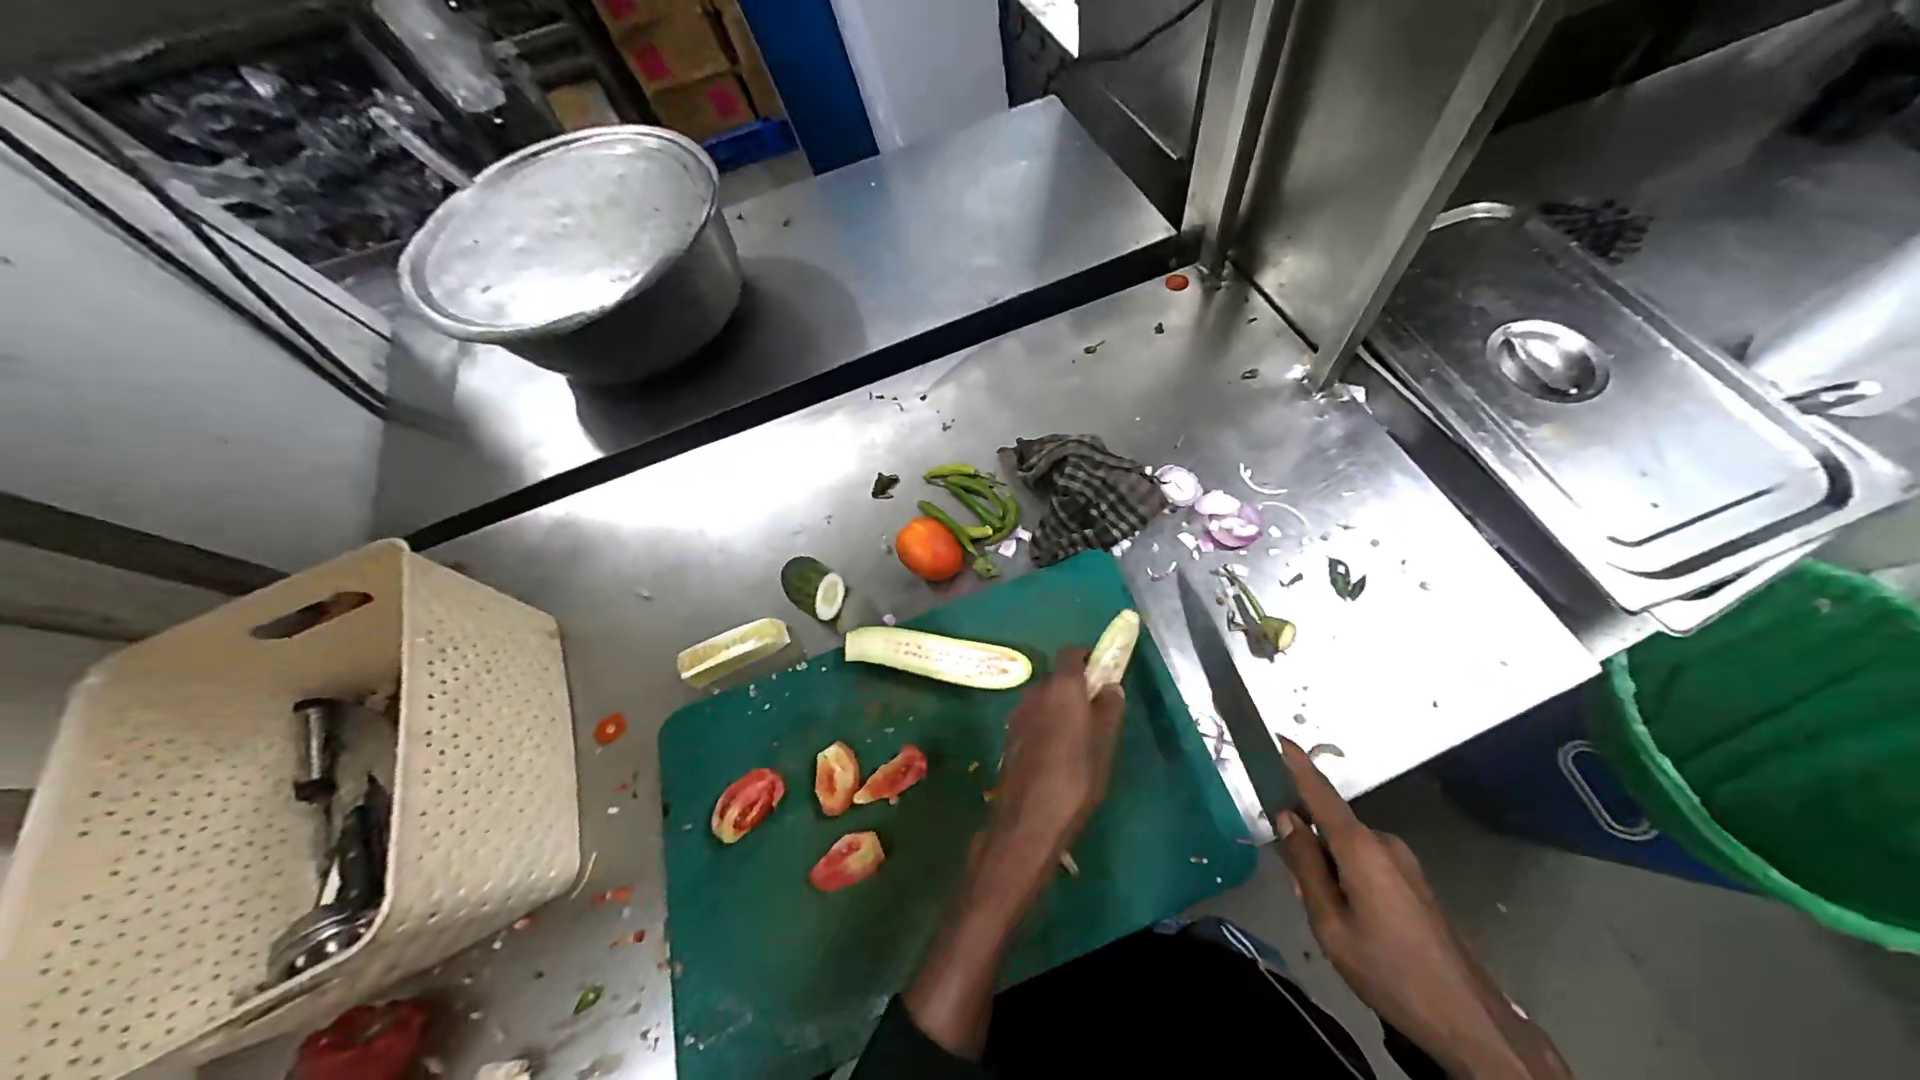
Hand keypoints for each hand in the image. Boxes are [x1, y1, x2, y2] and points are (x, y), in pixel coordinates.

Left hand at [986, 647, 1126, 858]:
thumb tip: (1111, 686)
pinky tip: (1056, 754)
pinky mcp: (1008, 738)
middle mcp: (1034, 692)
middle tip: (1096, 711)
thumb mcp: (1105, 743)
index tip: (1103, 671)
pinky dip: (1045, 725)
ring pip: (1042, 700)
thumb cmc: (1077, 776)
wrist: (1030, 818)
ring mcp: (1017, 715)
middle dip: (1074, 687)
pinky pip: (1032, 720)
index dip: (1087, 657)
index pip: (1071, 653)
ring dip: (1058, 708)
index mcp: (1061, 686)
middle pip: (1056, 678)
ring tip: (1078, 737)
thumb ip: (1109, 709)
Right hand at [1274, 739, 1571, 1079]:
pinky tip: (1351, 919)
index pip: (1320, 794)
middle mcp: (1384, 844)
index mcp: (1361, 848)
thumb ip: (1305, 866)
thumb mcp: (1330, 923)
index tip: (1278, 737)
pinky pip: (1366, 862)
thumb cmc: (1389, 969)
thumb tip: (1287, 819)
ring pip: (1347, 848)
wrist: (1469, 1019)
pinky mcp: (1414, 881)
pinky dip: (1347, 875)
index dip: (1297, 765)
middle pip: (1330, 825)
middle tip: (1296, 887)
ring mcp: (1404, 862)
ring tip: (1326, 915)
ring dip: (1327, 866)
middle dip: (1306, 843)